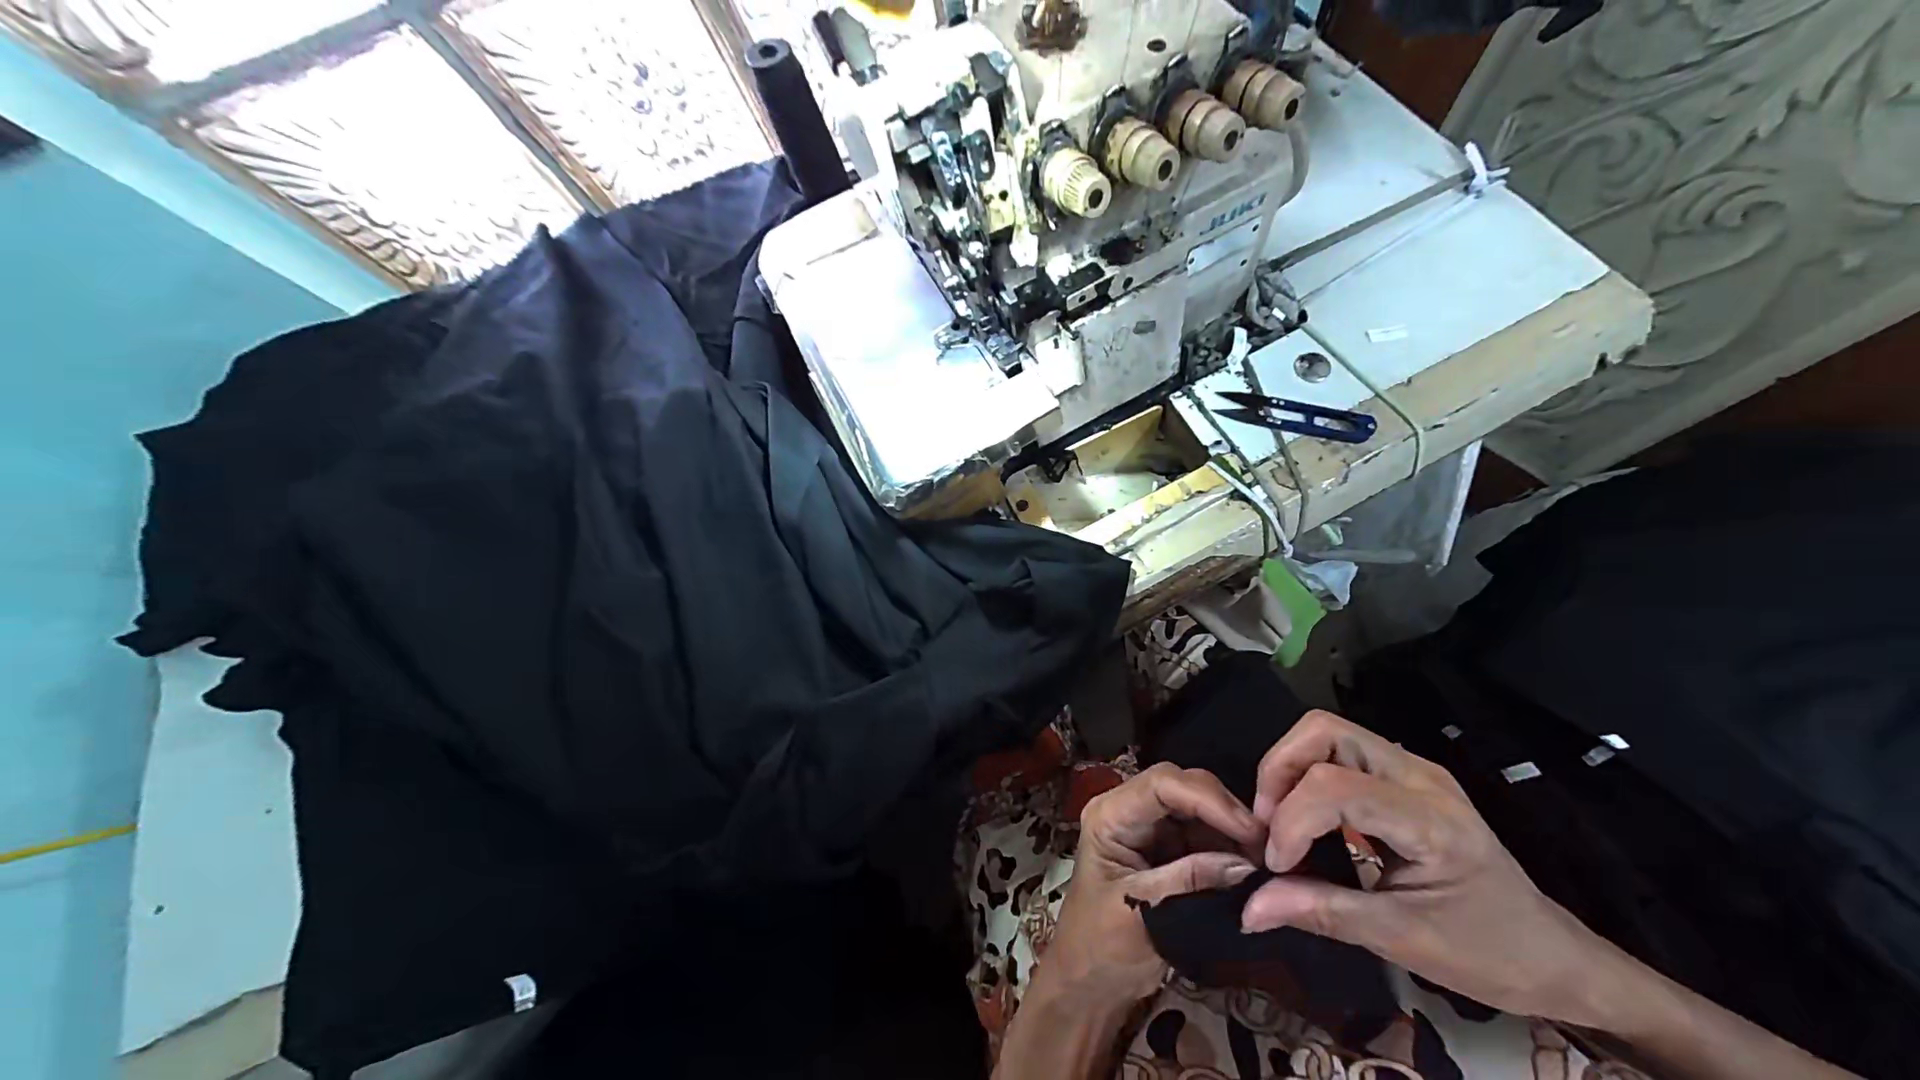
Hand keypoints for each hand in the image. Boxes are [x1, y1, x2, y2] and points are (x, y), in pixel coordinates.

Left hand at [1038, 762, 1265, 1009]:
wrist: (1090, 981)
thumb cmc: (1101, 946)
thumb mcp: (1142, 912)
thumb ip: (1189, 880)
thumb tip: (1246, 864)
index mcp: (1109, 815)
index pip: (1161, 785)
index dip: (1208, 800)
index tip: (1251, 831)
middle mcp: (1129, 809)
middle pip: (1183, 787)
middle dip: (1226, 811)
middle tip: (1268, 846)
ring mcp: (1150, 826)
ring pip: (1199, 807)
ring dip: (1233, 828)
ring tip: (1267, 858)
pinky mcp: (1169, 847)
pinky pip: (1205, 832)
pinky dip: (1230, 844)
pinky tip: (1254, 864)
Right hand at [1241, 711, 1624, 1026]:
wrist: (1554, 957)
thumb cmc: (1489, 953)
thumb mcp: (1403, 940)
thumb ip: (1322, 912)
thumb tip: (1250, 909)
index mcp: (1430, 819)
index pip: (1333, 788)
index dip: (1289, 821)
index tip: (1275, 867)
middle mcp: (1419, 776)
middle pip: (1323, 731)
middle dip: (1279, 770)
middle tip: (1267, 822)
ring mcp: (1412, 770)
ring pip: (1326, 733)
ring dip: (1289, 769)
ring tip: (1279, 820)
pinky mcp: (1402, 777)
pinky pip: (1338, 753)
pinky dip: (1306, 776)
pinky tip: (1306, 820)